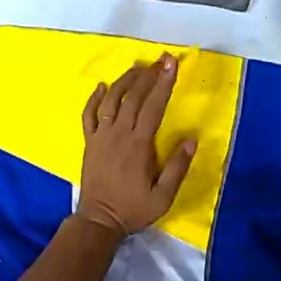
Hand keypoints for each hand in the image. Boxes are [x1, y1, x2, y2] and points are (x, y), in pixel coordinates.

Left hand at [76, 55, 195, 238]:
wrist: (99, 220)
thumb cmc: (133, 209)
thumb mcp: (163, 196)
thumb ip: (177, 167)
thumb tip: (191, 140)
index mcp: (139, 145)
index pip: (153, 106)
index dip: (164, 83)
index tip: (172, 64)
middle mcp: (118, 134)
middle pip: (133, 97)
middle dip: (149, 75)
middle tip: (162, 59)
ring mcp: (101, 136)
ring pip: (111, 100)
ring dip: (125, 80)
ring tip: (139, 67)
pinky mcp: (89, 142)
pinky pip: (89, 114)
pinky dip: (95, 98)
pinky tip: (103, 85)